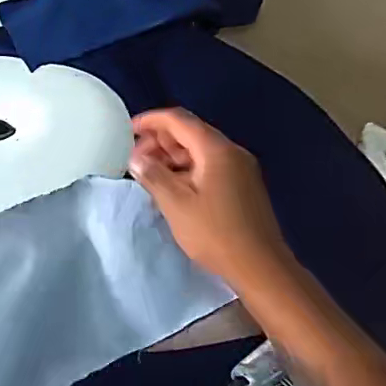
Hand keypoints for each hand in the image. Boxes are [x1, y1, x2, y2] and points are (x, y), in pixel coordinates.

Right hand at [128, 107, 293, 290]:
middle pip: (191, 133)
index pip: (179, 120)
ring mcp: (240, 169)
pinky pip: (210, 167)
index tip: (126, 130)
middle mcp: (232, 152)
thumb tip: (136, 158)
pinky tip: (172, 187)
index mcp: (216, 149)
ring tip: (148, 174)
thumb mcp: (176, 205)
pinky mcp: (242, 186)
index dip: (150, 120)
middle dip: (160, 141)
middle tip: (134, 158)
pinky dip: (187, 170)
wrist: (259, 265)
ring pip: (200, 151)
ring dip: (172, 157)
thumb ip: (154, 176)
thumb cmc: (215, 233)